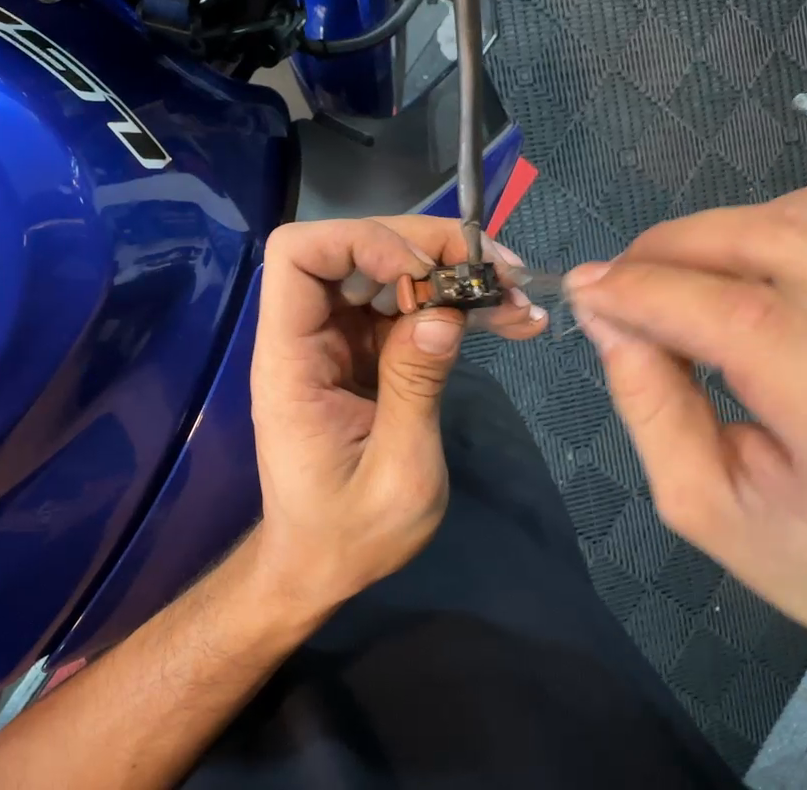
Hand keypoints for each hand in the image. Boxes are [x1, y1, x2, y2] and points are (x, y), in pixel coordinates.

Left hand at [249, 217, 545, 608]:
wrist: (322, 565)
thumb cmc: (347, 534)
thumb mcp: (397, 472)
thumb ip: (415, 386)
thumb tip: (445, 311)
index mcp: (290, 360)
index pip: (298, 255)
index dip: (360, 242)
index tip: (425, 274)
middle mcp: (308, 335)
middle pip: (352, 248)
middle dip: (426, 248)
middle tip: (501, 271)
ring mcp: (337, 339)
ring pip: (388, 270)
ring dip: (451, 271)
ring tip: (516, 296)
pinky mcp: (365, 351)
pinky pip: (407, 304)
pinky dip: (453, 302)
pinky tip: (505, 317)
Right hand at [564, 172, 806, 645]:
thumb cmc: (796, 555)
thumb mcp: (693, 502)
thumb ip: (646, 399)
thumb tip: (601, 305)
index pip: (755, 328)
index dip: (657, 292)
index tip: (588, 289)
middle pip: (800, 246)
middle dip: (685, 243)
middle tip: (624, 275)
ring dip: (732, 228)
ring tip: (683, 275)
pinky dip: (782, 222)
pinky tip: (746, 269)